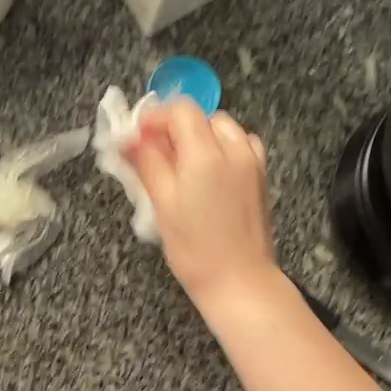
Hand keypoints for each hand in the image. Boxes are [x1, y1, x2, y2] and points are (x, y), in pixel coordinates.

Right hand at [125, 100, 288, 304]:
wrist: (238, 280)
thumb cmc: (194, 249)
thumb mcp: (162, 205)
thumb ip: (147, 164)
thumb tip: (129, 138)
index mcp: (205, 152)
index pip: (180, 110)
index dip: (155, 118)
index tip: (137, 138)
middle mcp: (233, 148)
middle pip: (202, 118)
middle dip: (176, 130)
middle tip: (154, 157)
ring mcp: (252, 161)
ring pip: (223, 130)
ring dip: (200, 139)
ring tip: (182, 167)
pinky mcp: (261, 177)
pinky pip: (240, 147)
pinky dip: (222, 151)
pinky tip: (211, 175)